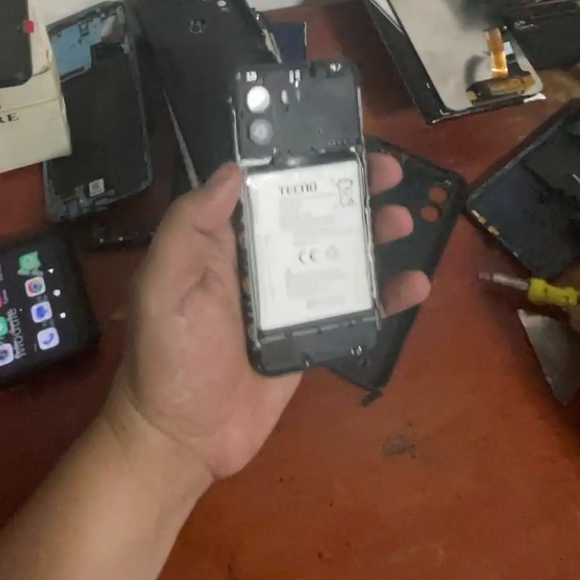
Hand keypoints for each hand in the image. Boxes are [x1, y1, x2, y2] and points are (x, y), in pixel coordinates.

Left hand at [103, 156, 429, 483]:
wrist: (184, 438)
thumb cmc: (168, 355)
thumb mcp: (164, 282)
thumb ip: (190, 225)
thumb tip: (232, 171)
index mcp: (225, 240)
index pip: (267, 187)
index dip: (301, 161)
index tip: (337, 141)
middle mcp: (262, 261)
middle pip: (312, 215)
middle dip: (350, 190)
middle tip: (387, 172)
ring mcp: (290, 299)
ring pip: (339, 255)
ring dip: (374, 234)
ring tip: (403, 218)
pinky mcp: (312, 334)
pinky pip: (354, 309)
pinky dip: (386, 296)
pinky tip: (415, 283)